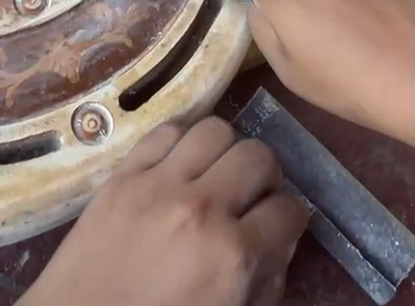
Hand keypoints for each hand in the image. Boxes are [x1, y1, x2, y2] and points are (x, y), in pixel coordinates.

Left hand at [20, 118, 307, 305]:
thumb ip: (261, 283)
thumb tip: (277, 245)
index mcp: (231, 256)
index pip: (288, 212)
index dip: (291, 220)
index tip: (282, 225)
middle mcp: (200, 207)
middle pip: (258, 156)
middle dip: (267, 176)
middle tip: (254, 195)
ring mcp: (157, 184)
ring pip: (215, 129)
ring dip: (226, 150)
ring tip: (218, 172)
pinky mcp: (123, 174)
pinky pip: (165, 131)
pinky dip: (182, 141)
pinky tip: (180, 163)